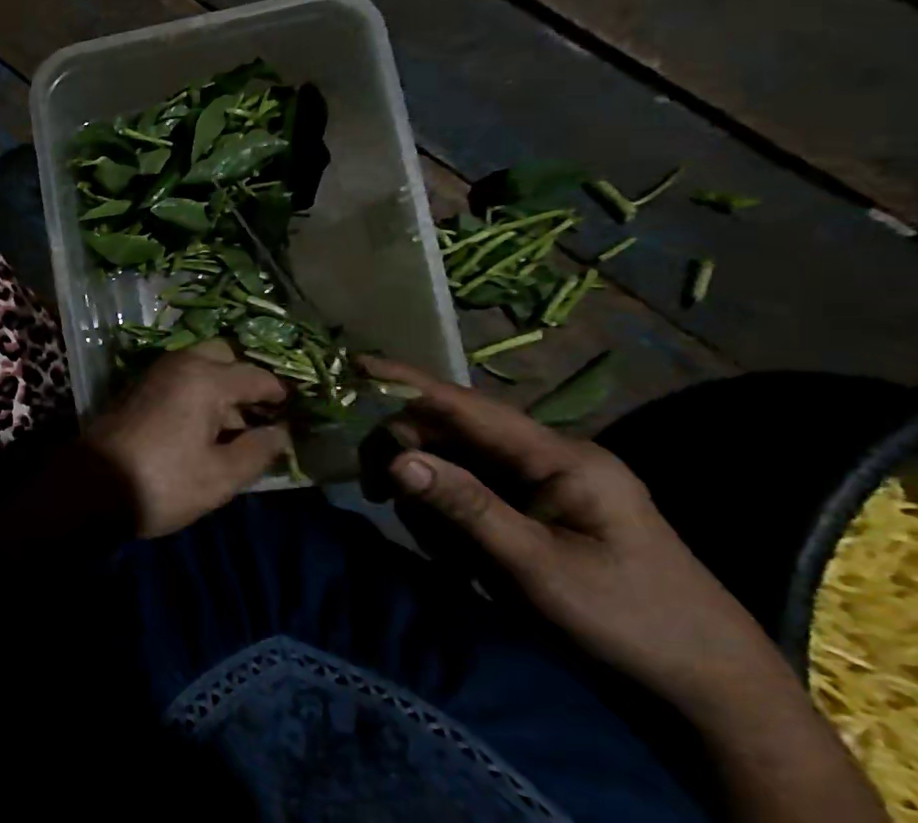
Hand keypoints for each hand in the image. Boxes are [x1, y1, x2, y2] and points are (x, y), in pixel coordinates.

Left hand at [83, 340, 290, 537]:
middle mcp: (179, 365)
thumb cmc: (164, 482)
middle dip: (246, 378)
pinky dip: (197, 392)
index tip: (296, 414)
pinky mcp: (137, 389)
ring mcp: (153, 374)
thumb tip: (281, 433)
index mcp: (205, 378)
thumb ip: (258, 450)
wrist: (92, 487)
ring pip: (198, 365)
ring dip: (220, 385)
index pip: (257, 376)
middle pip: (224, 356)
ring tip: (237, 426)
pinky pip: (178, 379)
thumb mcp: (221, 475)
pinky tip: (206, 426)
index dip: (280, 395)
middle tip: (262, 413)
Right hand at [361, 356, 783, 712]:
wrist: (704, 692)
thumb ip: (464, 506)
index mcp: (561, 458)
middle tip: (377, 495)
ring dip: (428, 501)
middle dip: (407, 458)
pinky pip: (466, 497)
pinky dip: (446, 522)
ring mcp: (538, 488)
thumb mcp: (537, 567)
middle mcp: (546, 461)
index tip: (353, 365)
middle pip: (450, 435)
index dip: (406, 383)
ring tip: (447, 555)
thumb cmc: (628, 622)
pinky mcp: (531, 515)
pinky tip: (460, 560)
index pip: (467, 406)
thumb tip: (395, 459)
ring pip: (451, 468)